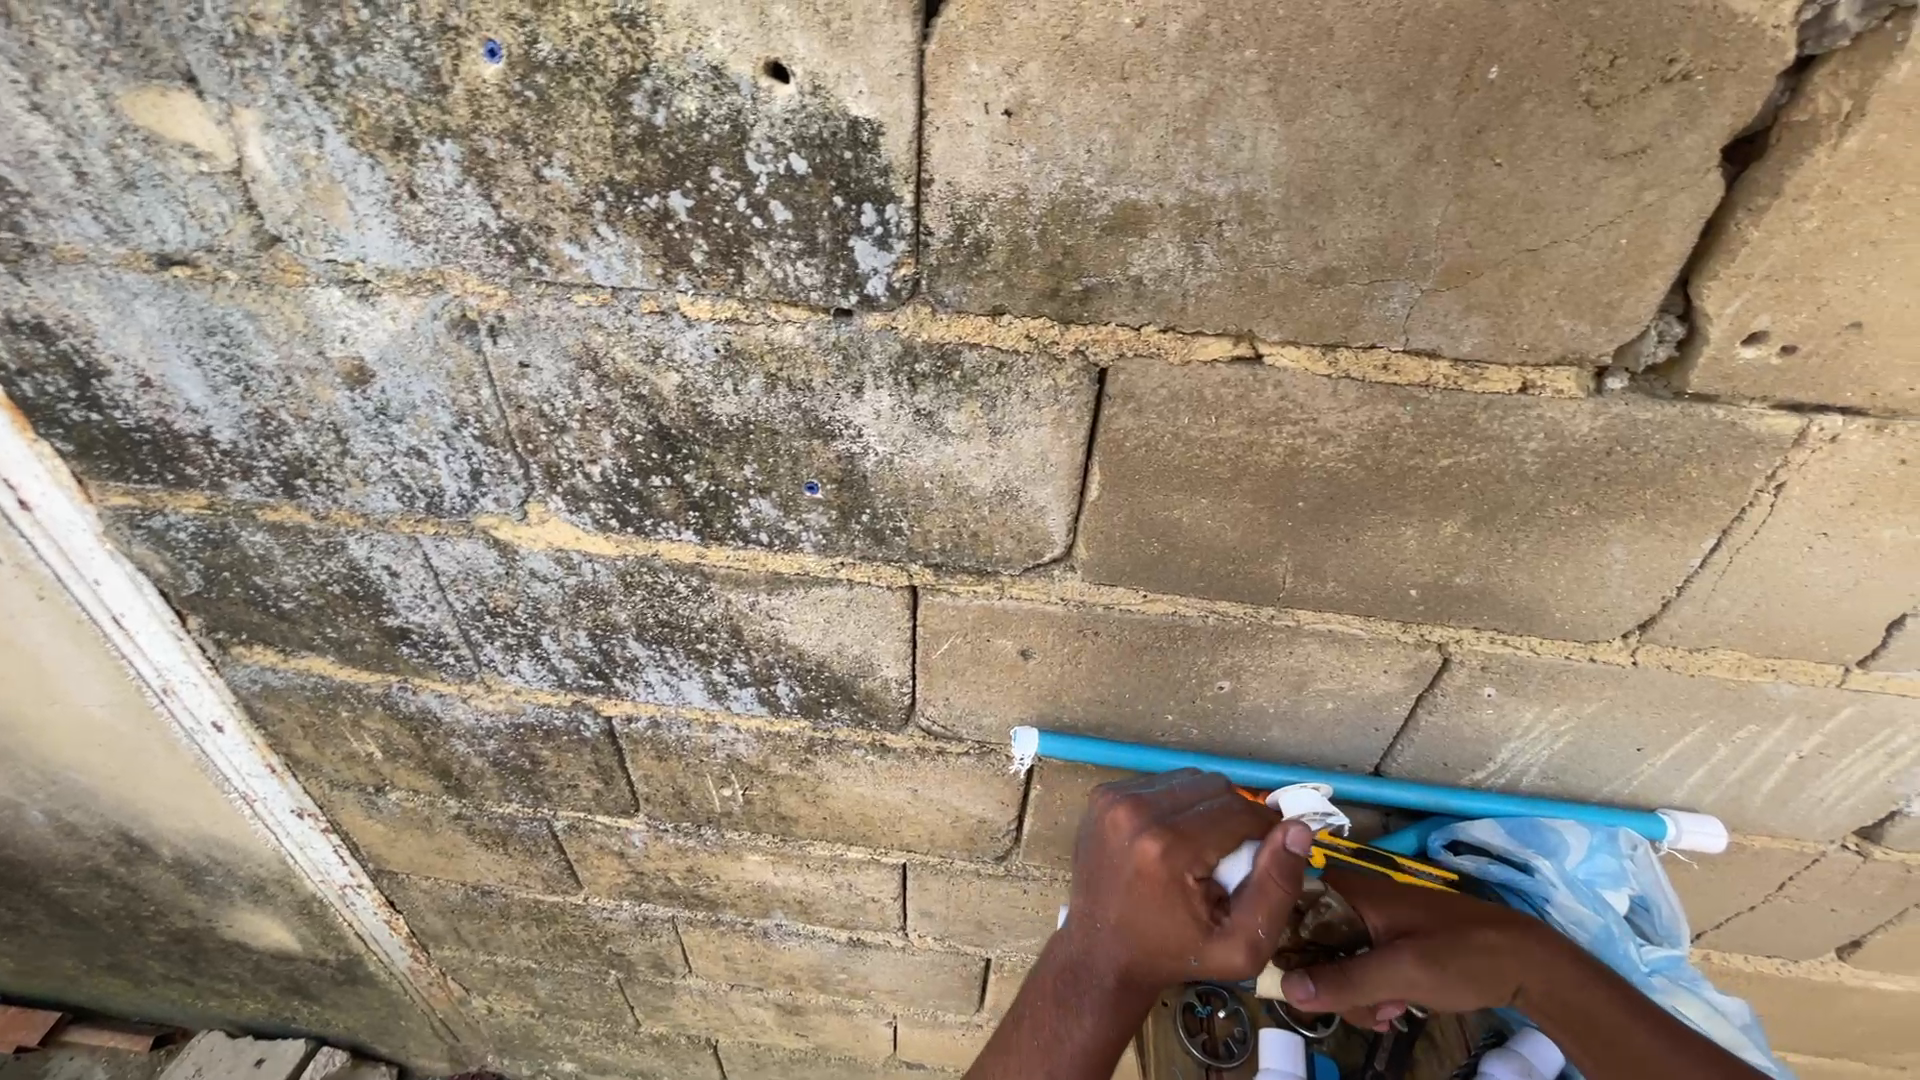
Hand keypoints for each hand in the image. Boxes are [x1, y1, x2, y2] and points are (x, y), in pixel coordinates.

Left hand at [1061, 769, 1315, 995]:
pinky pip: (1160, 782)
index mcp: (1168, 846)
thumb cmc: (1174, 952)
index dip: (1263, 828)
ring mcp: (1114, 799)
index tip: (1266, 852)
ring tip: (1202, 846)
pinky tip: (1172, 837)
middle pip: (1214, 787)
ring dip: (1206, 806)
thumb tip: (1298, 829)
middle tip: (1233, 854)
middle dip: (1235, 815)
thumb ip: (1277, 887)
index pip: (1239, 810)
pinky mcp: (1103, 795)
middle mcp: (1136, 811)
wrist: (1102, 952)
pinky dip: (1176, 803)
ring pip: (1189, 779)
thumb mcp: (1241, 945)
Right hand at [1280, 869, 1565, 1027]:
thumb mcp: (1402, 973)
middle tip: (1361, 1009)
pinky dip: (1373, 989)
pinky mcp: (1391, 939)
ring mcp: (1373, 920)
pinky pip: (1362, 963)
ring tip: (1387, 1013)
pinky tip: (1395, 1008)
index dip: (1286, 943)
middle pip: (1312, 939)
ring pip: (1337, 957)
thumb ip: (1345, 981)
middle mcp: (1352, 898)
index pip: (1290, 906)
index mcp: (1347, 890)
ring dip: (1355, 992)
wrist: (1528, 963)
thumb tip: (1286, 990)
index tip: (1298, 980)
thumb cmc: (1462, 955)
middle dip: (1331, 981)